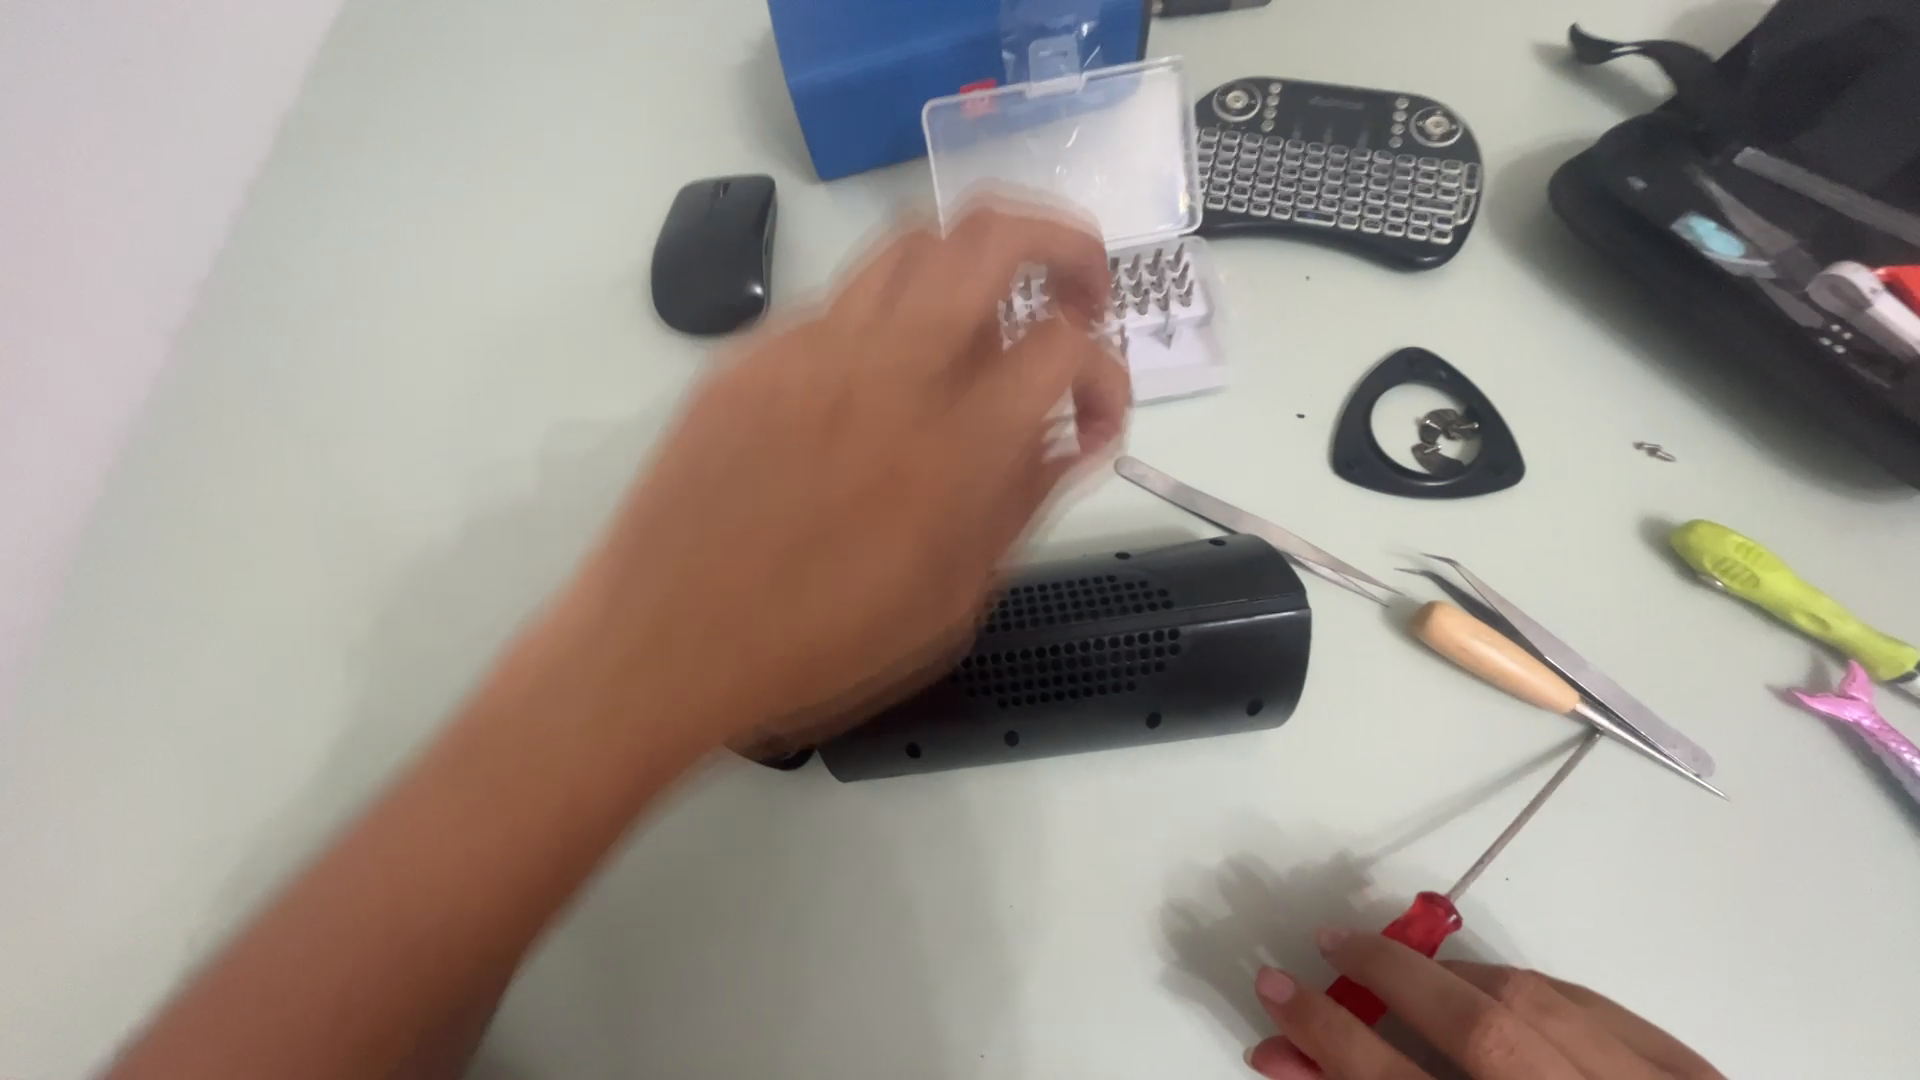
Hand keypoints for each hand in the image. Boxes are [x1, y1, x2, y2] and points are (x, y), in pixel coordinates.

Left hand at [561, 198, 1129, 756]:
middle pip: (994, 234)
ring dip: (975, 262)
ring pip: (913, 241)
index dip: (1109, 373)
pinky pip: (841, 302)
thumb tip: (1075, 442)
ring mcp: (811, 348)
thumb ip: (1020, 505)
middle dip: (1063, 244)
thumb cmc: (818, 647)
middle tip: (1079, 294)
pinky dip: (892, 318)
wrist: (664, 645)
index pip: (1068, 347)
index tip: (1099, 417)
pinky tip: (884, 380)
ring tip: (987, 319)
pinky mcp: (751, 355)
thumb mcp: (948, 603)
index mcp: (953, 447)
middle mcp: (888, 369)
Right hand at [1247, 929, 1725, 1079]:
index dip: (1326, 1033)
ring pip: (1537, 1004)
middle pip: (1479, 1031)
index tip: (1273, 985)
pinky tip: (1488, 988)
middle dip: (1388, 973)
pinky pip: (1592, 1003)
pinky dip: (1526, 988)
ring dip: (1452, 973)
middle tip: (1330, 942)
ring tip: (1399, 962)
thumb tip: (1282, 1051)